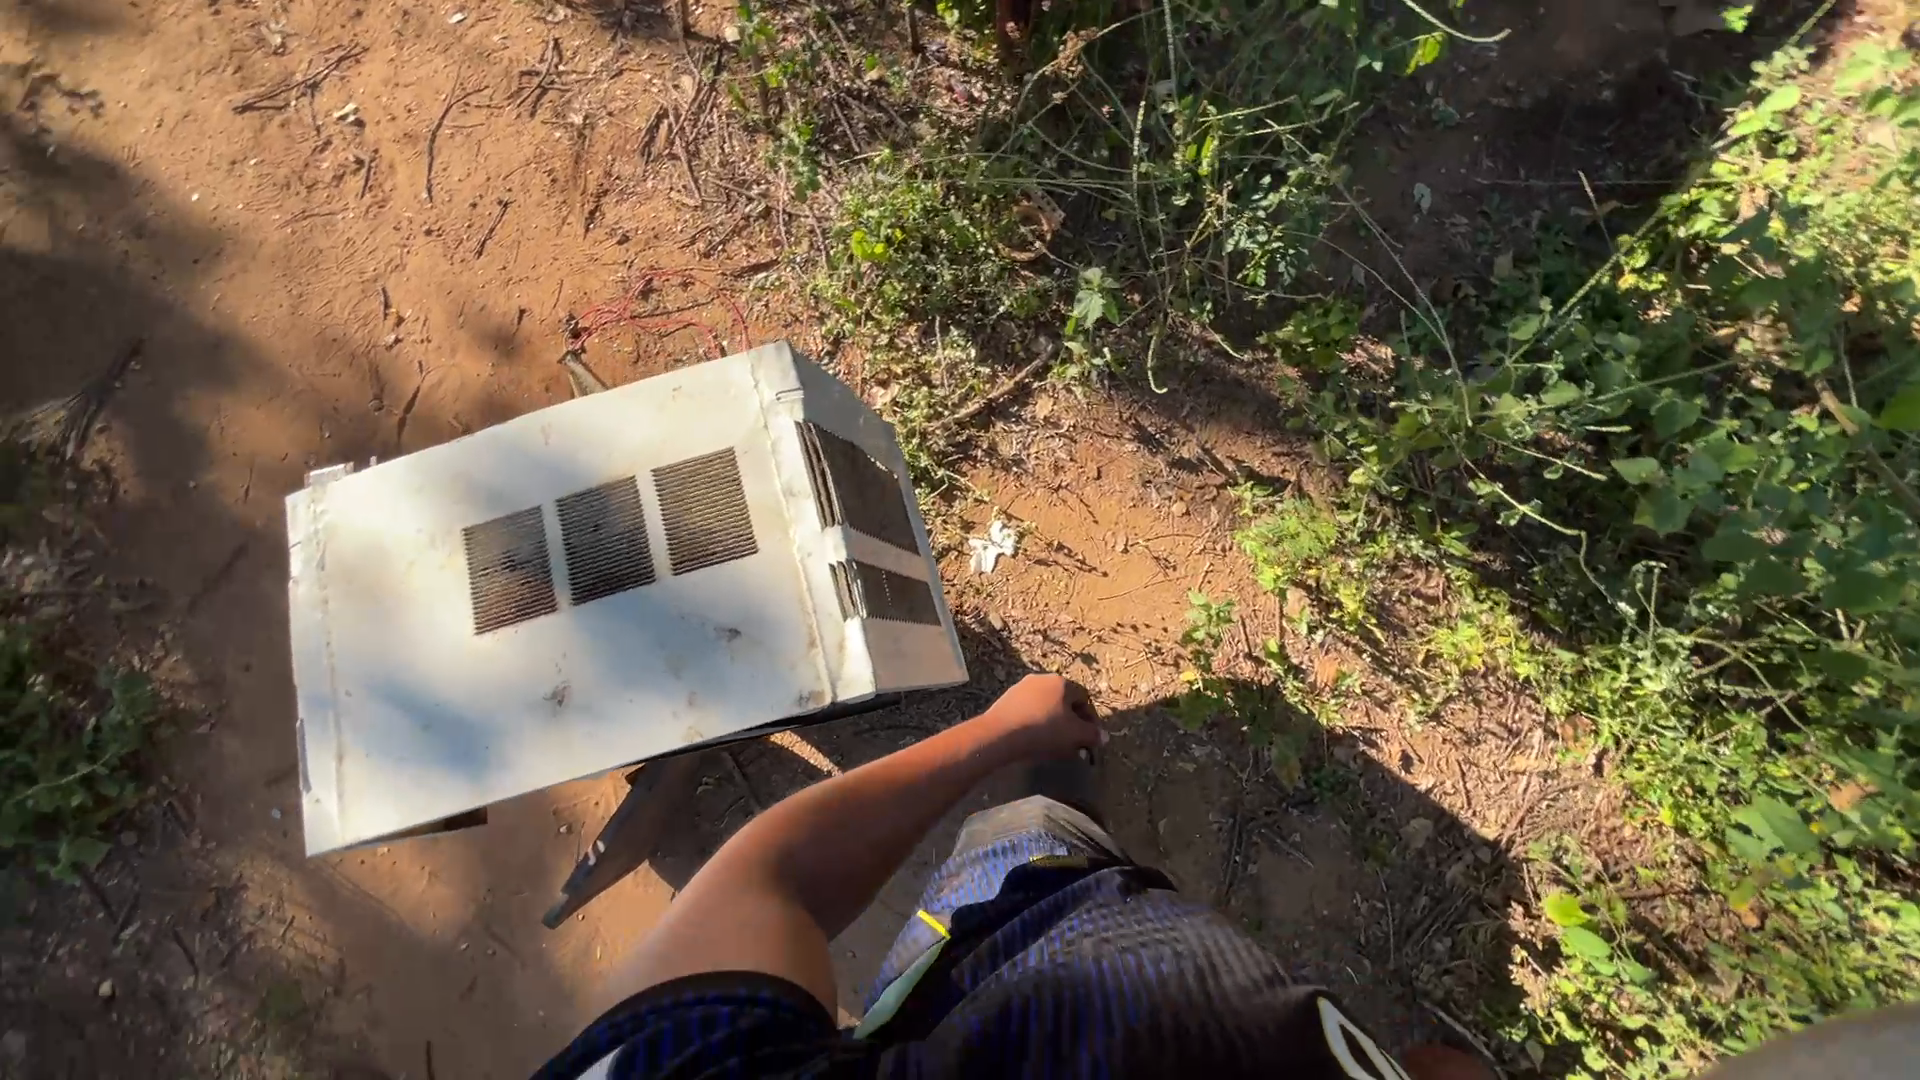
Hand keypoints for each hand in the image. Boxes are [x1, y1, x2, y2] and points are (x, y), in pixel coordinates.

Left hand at [976, 674, 1104, 761]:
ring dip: (1053, 723)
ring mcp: (1022, 687)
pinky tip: (1034, 740)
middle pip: (1064, 702)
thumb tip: (1102, 736)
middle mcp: (1042, 678)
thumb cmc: (1044, 730)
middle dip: (1071, 723)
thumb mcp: (1075, 735)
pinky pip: (1029, 711)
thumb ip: (1092, 735)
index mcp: (1062, 682)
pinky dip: (1035, 723)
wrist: (1000, 733)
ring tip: (1053, 745)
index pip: (1084, 699)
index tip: (1090, 739)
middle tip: (1073, 743)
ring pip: (1046, 706)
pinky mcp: (1006, 699)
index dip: (1090, 720)